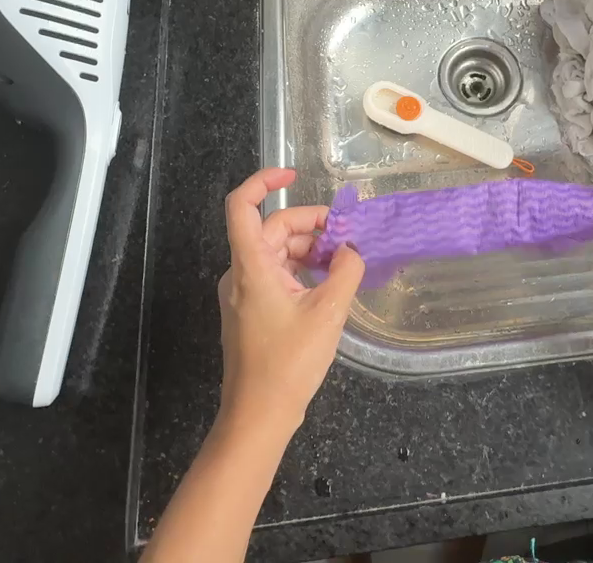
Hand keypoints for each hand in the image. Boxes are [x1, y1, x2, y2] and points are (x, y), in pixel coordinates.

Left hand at [216, 168, 364, 435]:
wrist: (258, 418)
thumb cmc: (288, 363)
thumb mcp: (328, 312)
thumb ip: (345, 271)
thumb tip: (352, 250)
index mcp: (251, 266)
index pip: (241, 205)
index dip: (264, 180)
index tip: (295, 174)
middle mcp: (241, 273)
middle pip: (271, 227)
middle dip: (311, 224)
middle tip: (347, 237)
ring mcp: (243, 293)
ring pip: (276, 250)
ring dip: (310, 248)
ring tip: (343, 261)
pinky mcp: (250, 311)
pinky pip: (276, 273)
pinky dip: (302, 269)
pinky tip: (329, 283)